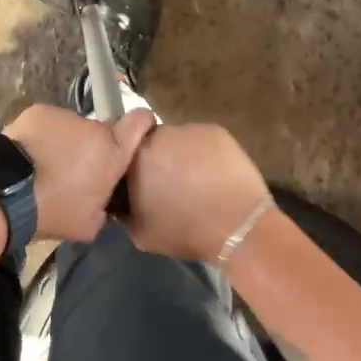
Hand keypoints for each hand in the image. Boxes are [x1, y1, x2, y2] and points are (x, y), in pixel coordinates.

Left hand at [3, 104, 156, 241]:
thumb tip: (104, 201)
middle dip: (96, 147)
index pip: (140, 122)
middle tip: (79, 170)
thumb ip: (106, 207)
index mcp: (112, 152)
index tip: (140, 132)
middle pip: (103, 131)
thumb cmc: (55, 210)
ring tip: (50, 166)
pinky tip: (33, 156)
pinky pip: (51, 124)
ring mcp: (64, 116)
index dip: (143, 124)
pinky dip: (46, 136)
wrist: (8, 192)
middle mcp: (92, 127)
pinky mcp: (39, 111)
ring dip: (69, 143)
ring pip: (75, 129)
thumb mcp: (90, 224)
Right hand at [123, 123, 270, 262]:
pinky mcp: (214, 130)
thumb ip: (123, 208)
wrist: (238, 228)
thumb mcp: (140, 232)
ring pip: (176, 139)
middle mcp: (159, 134)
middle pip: (150, 141)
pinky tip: (212, 173)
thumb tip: (123, 197)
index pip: (123, 150)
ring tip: (193, 178)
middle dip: (156, 157)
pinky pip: (200, 139)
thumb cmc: (186, 232)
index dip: (132, 164)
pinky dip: (203, 152)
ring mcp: (188, 129)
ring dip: (179, 153)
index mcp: (136, 156)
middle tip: (168, 180)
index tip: (141, 181)